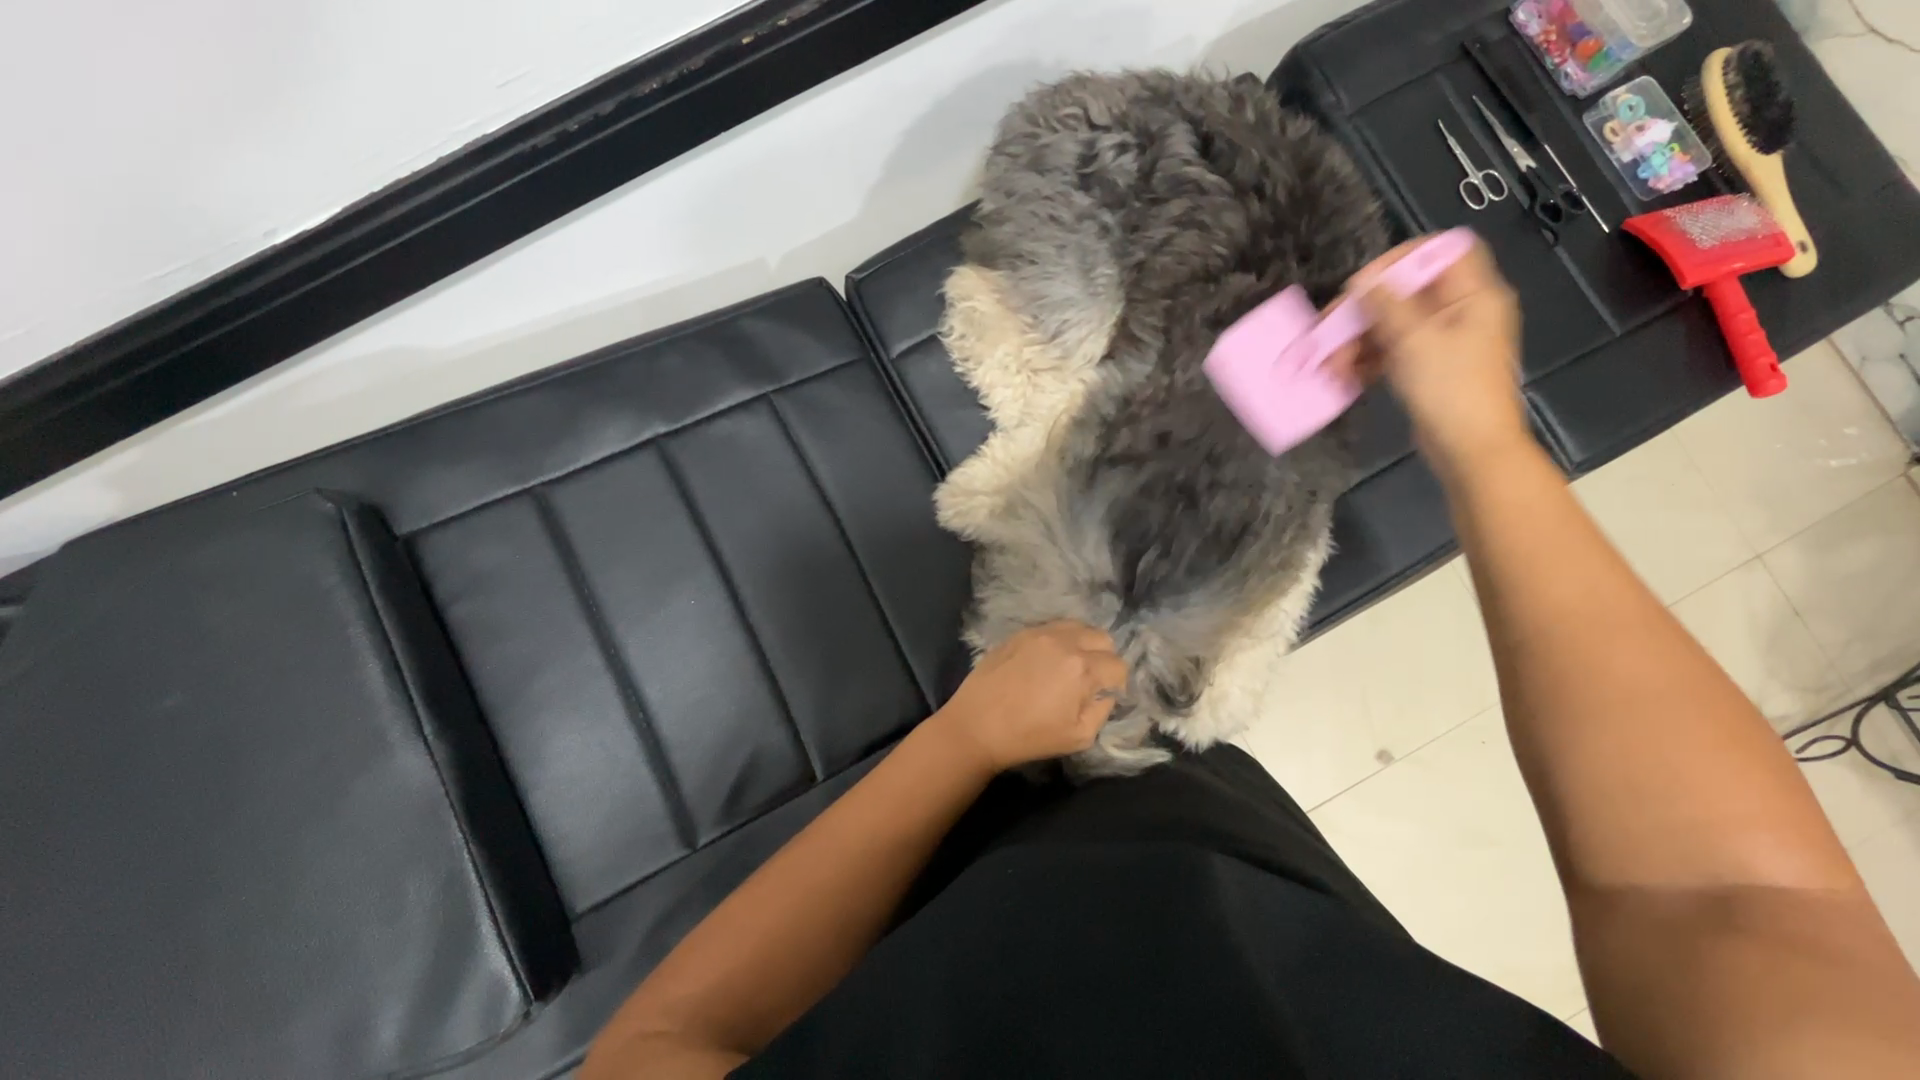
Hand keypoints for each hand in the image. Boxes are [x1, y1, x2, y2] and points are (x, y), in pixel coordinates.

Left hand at [933, 621, 1126, 772]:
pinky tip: (1048, 660)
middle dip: (1104, 658)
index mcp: (1082, 669)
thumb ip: (1102, 712)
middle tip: (1089, 680)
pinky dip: (1060, 639)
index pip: (1119, 665)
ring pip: (1079, 626)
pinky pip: (1053, 627)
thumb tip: (1105, 694)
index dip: (1117, 684)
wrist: (976, 725)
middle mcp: (1065, 642)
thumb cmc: (1028, 736)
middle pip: (1103, 638)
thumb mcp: (1079, 737)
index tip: (1103, 696)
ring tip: (1070, 666)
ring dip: (1083, 644)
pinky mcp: (1020, 632)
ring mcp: (1040, 633)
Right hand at [1331, 234, 1531, 480]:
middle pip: (1405, 293)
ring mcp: (1442, 342)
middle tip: (1327, 328)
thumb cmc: (1451, 389)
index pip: (1440, 252)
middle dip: (1363, 311)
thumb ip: (1386, 304)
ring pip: (1392, 326)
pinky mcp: (1426, 369)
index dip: (1401, 260)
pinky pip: (1391, 352)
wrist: (1470, 450)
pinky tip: (1342, 376)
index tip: (1363, 282)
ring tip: (1330, 364)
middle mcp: (1459, 312)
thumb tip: (1361, 278)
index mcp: (1473, 295)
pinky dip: (1367, 361)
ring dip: (1357, 341)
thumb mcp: (1415, 340)